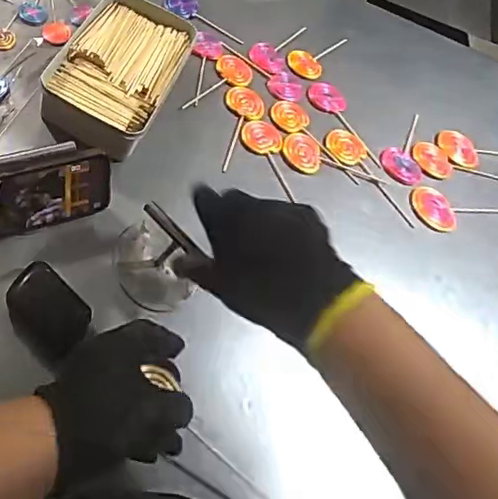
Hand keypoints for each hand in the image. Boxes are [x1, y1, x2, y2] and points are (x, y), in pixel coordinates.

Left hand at [33, 319, 193, 490]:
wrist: (52, 440)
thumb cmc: (107, 417)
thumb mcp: (151, 411)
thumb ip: (174, 406)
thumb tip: (183, 408)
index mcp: (123, 343)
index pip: (151, 333)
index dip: (168, 341)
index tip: (179, 349)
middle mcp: (103, 351)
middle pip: (139, 358)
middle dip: (159, 376)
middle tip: (173, 390)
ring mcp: (85, 376)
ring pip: (125, 382)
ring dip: (144, 401)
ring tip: (160, 425)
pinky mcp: (74, 403)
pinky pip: (111, 403)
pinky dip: (127, 417)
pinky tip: (138, 439)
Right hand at [184, 185, 361, 349]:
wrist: (318, 300)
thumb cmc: (264, 296)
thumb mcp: (224, 288)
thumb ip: (199, 269)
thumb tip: (179, 263)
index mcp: (227, 217)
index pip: (205, 198)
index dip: (204, 207)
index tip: (206, 218)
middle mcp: (254, 204)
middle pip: (235, 200)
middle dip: (233, 215)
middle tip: (234, 242)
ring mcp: (283, 206)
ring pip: (263, 207)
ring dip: (260, 220)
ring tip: (263, 250)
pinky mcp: (308, 213)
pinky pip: (287, 214)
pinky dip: (284, 225)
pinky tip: (288, 248)